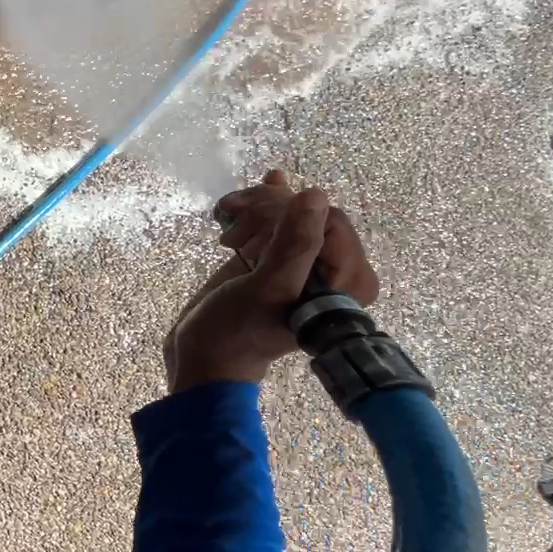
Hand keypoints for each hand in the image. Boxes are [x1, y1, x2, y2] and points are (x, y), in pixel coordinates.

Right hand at [164, 171, 379, 392]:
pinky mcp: (274, 264)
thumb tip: (315, 194)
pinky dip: (255, 214)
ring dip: (255, 213)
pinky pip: (275, 226)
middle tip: (230, 224)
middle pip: (308, 214)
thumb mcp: (268, 289)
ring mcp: (302, 266)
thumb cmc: (237, 331)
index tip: (244, 218)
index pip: (328, 220)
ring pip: (288, 216)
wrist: (204, 357)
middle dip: (267, 211)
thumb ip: (296, 244)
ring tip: (227, 233)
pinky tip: (238, 205)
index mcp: (348, 278)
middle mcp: (333, 269)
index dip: (286, 212)